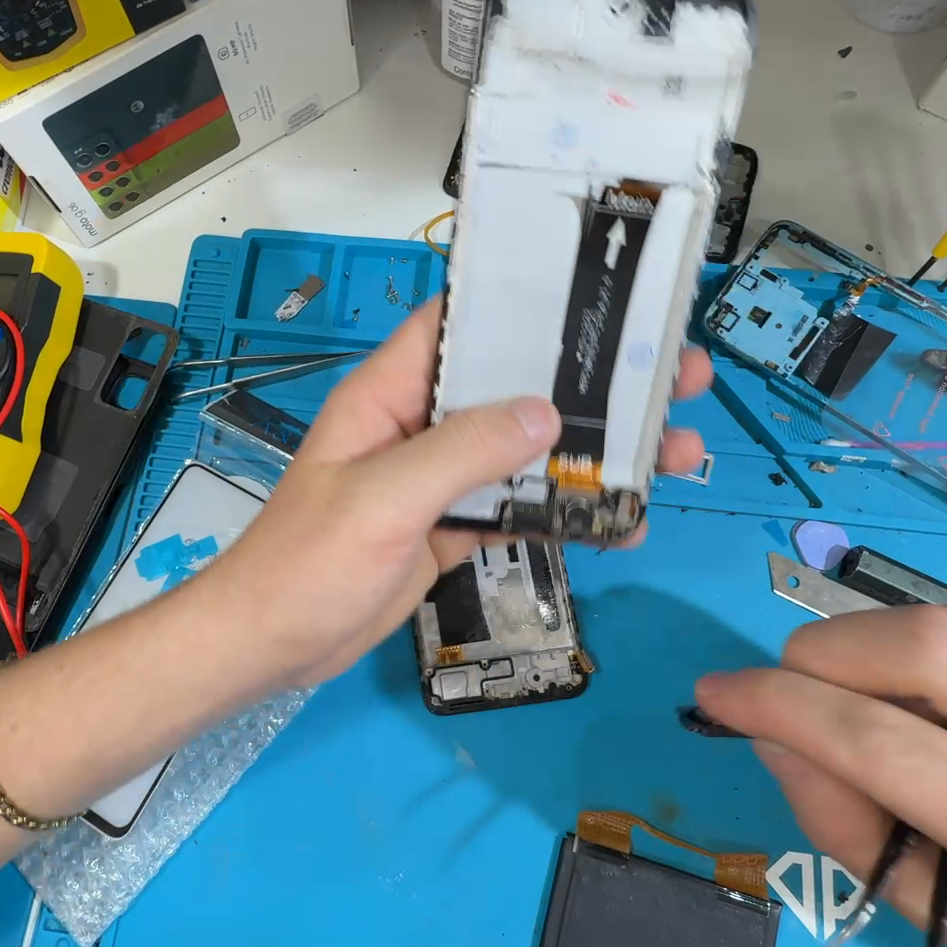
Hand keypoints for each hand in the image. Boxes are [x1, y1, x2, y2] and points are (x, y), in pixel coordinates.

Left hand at [201, 298, 711, 687]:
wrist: (272, 645)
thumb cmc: (308, 564)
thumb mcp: (382, 500)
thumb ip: (460, 454)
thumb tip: (544, 414)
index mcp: (390, 396)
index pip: (457, 327)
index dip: (521, 306)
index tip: (599, 301)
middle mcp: (419, 427)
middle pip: (511, 390)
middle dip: (588, 385)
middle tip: (674, 378)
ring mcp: (437, 479)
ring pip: (524, 453)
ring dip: (590, 454)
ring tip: (673, 452)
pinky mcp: (449, 526)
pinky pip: (514, 507)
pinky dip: (562, 512)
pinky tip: (621, 523)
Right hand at [694, 606, 946, 946]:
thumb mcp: (946, 909)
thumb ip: (842, 824)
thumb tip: (773, 731)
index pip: (893, 748)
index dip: (782, 708)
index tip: (717, 694)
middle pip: (925, 648)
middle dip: (820, 654)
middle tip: (788, 687)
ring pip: (934, 621)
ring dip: (864, 653)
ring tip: (886, 708)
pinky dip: (915, 650)